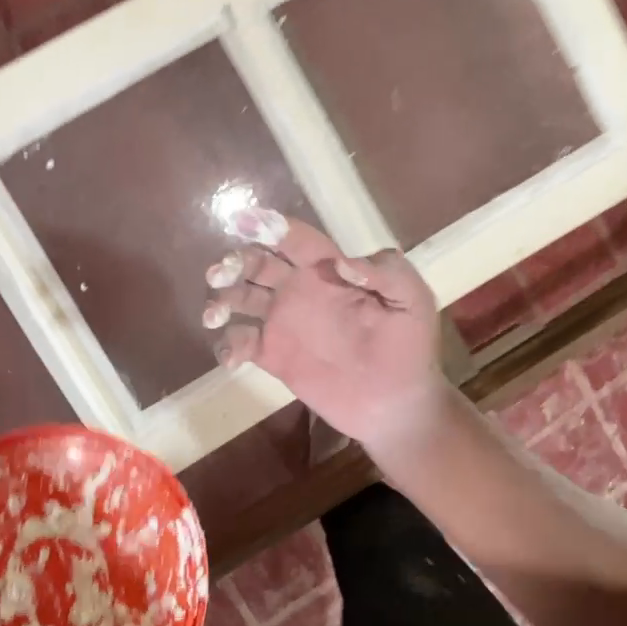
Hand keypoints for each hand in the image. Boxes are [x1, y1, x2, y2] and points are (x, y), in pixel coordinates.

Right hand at [204, 208, 449, 443]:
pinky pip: (241, 343)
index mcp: (328, 269)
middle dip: (235, 261)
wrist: (397, 404)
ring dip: (222, 299)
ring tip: (214, 314)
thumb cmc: (410, 346)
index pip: (295, 239)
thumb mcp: (412, 301)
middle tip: (220, 273)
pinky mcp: (273, 356)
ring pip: (241, 298)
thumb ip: (386, 272)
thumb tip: (343, 264)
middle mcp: (299, 289)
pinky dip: (227, 346)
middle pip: (257, 263)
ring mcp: (283, 323)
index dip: (270, 227)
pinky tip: (232, 357)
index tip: (243, 221)